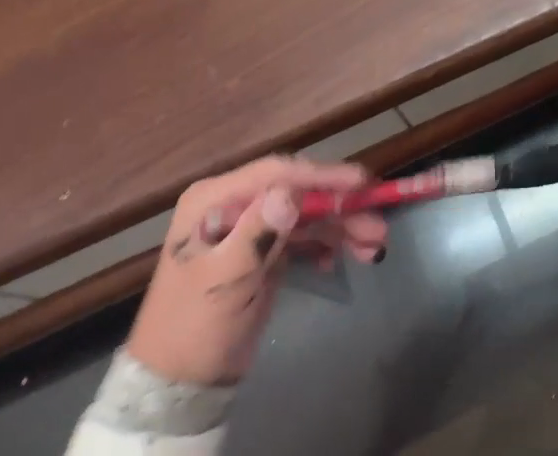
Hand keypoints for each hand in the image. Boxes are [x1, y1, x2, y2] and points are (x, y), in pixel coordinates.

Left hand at [125, 156, 389, 385]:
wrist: (179, 382)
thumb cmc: (194, 327)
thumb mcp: (224, 281)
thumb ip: (255, 235)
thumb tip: (288, 195)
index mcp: (214, 201)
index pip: (276, 175)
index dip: (322, 176)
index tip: (363, 183)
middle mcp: (233, 206)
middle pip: (298, 194)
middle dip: (340, 209)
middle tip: (378, 227)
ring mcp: (250, 228)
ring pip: (307, 215)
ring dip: (341, 228)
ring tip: (374, 247)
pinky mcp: (264, 251)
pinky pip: (304, 237)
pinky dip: (326, 245)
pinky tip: (337, 262)